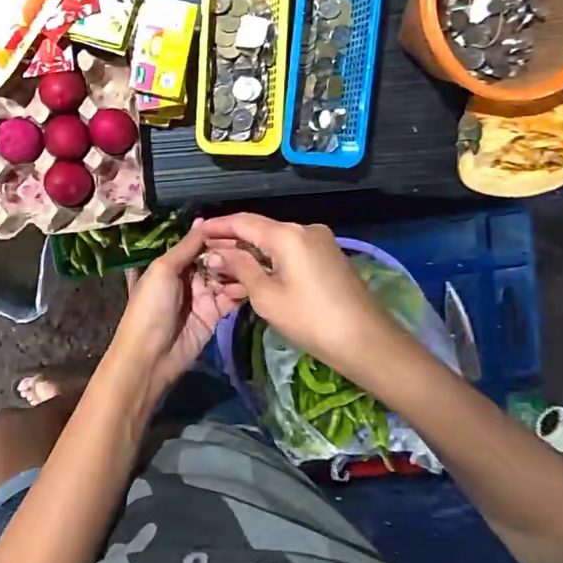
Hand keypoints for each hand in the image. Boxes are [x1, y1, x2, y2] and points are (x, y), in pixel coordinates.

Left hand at [102, 222, 245, 406]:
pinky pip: (231, 298)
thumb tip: (203, 221)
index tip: (242, 228)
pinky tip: (256, 282)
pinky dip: (242, 290)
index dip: (219, 236)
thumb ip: (186, 247)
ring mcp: (203, 296)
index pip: (201, 244)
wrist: (150, 355)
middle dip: (233, 253)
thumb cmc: (151, 306)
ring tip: (259, 262)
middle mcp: (190, 277)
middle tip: (256, 246)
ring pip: (227, 277)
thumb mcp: (163, 270)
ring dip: (240, 270)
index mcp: (173, 264)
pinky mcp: (215, 315)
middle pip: (216, 259)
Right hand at [193, 214, 405, 375]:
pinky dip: (269, 262)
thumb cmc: (310, 320)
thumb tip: (217, 253)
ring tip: (223, 273)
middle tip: (206, 256)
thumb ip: (240, 268)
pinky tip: (251, 278)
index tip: (197, 232)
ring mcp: (319, 242)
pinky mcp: (327, 257)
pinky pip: (291, 253)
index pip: (244, 222)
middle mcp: (305, 229)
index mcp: (288, 234)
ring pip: (275, 243)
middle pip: (260, 230)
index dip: (218, 226)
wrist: (365, 340)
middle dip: (232, 243)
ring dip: (250, 256)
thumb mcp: (267, 297)